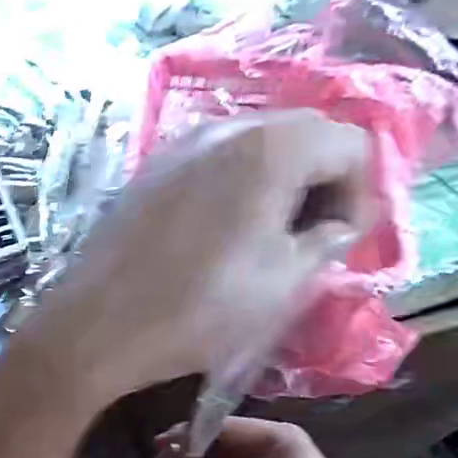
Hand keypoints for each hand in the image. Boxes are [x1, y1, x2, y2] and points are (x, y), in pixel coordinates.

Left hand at [18, 111, 369, 402]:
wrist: (96, 328)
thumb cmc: (198, 310)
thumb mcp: (285, 283)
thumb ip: (329, 241)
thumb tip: (337, 224)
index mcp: (271, 146)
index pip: (352, 145)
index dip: (362, 196)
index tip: (343, 246)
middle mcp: (224, 128)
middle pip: (302, 135)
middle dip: (320, 185)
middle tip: (311, 242)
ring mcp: (177, 147)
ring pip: (252, 149)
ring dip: (275, 187)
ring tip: (264, 244)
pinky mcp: (146, 174)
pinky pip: (209, 167)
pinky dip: (231, 191)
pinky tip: (216, 239)